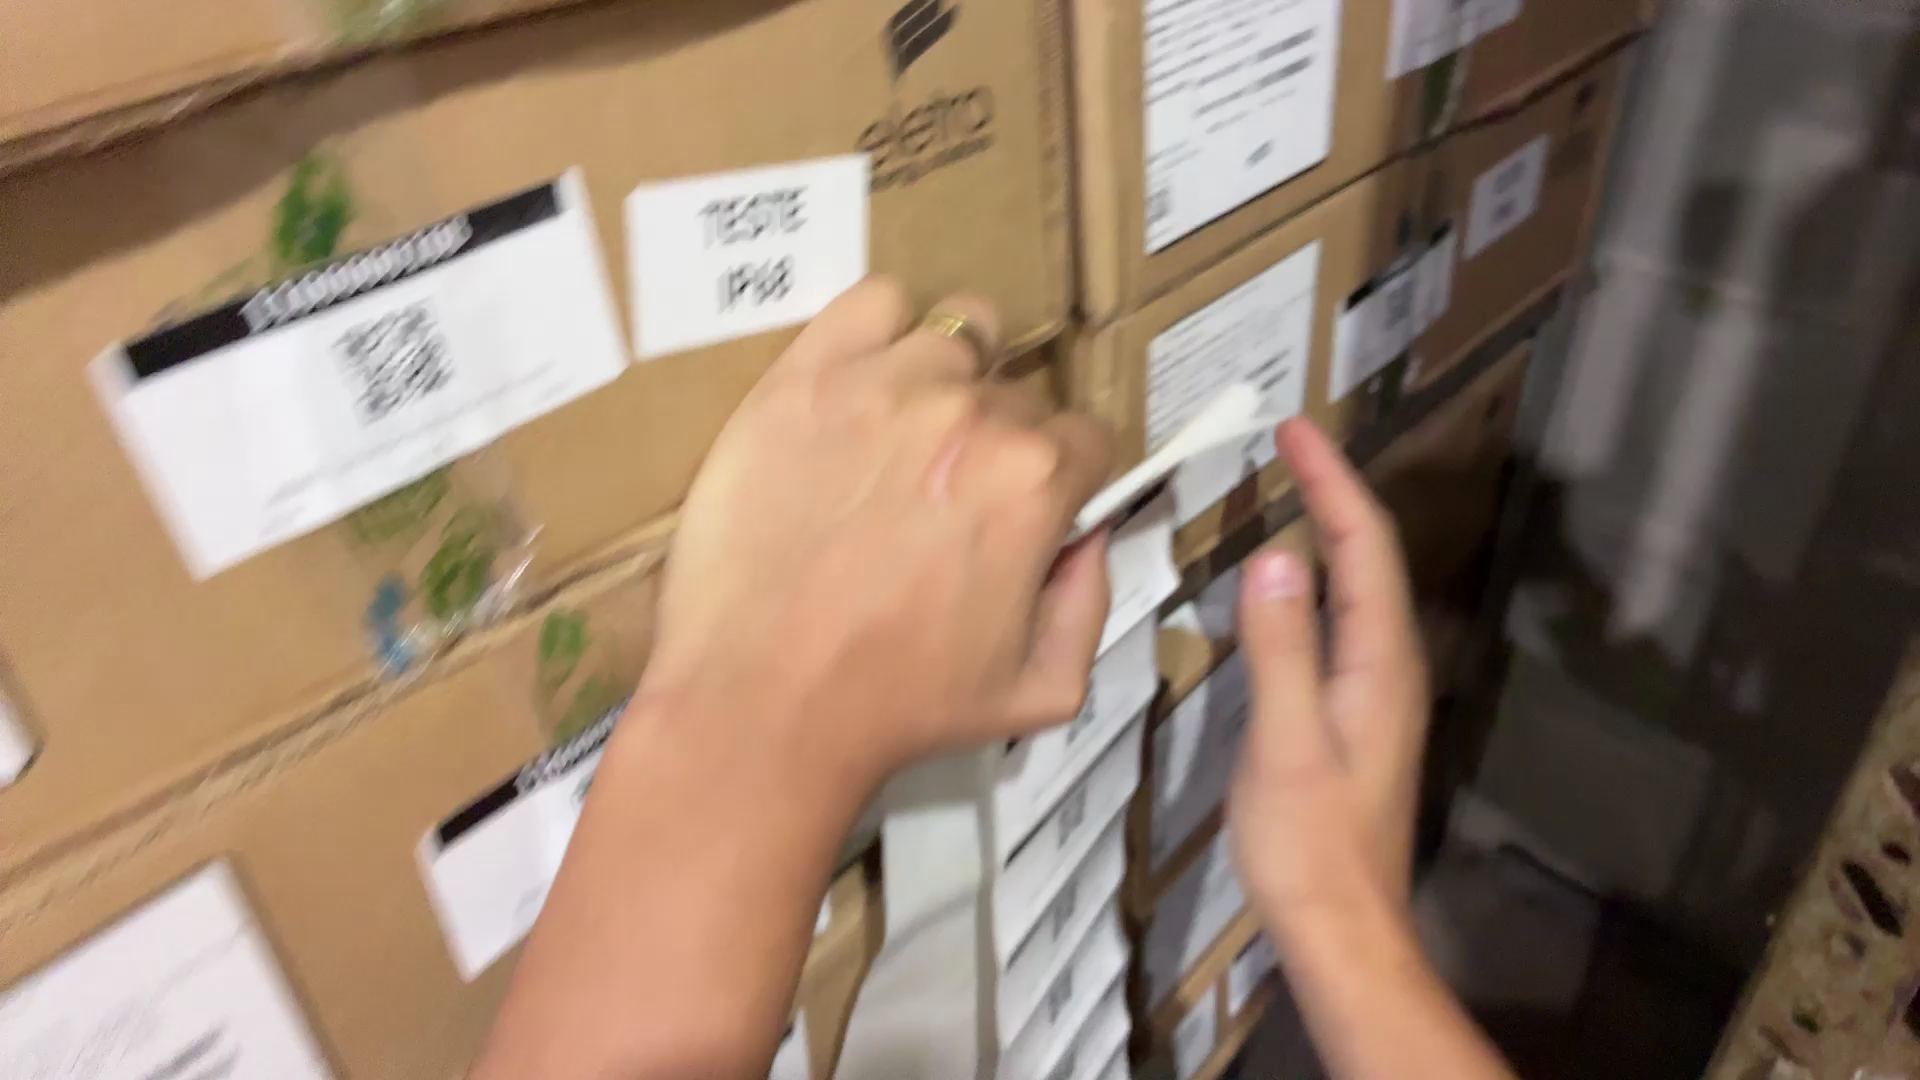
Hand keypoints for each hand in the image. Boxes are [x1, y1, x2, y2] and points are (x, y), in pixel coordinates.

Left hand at [641, 278, 1115, 794]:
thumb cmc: (902, 705)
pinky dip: (885, 331)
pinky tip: (866, 384)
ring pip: (958, 336)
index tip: (1031, 510)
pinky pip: (875, 303)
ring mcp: (886, 384)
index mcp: (1036, 480)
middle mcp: (972, 414)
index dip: (1068, 480)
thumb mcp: (1044, 689)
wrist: (761, 703)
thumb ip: (1093, 602)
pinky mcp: (806, 376)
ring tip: (909, 437)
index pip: (1087, 439)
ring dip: (953, 380)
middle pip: (1019, 397)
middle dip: (1002, 444)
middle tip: (949, 498)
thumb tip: (1091, 533)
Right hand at [1229, 418, 1430, 932]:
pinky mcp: (1347, 708)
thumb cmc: (1308, 841)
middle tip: (1291, 444)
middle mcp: (1385, 665)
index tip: (1296, 430)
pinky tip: (1287, 577)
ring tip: (1294, 486)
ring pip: (1356, 587)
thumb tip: (1273, 561)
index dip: (1332, 484)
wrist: (1337, 926)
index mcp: (1376, 663)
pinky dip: (1315, 575)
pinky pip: (1336, 618)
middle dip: (1334, 491)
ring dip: (1329, 527)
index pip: (1362, 550)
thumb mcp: (1287, 744)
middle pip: (1368, 558)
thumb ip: (1281, 653)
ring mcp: (1370, 689)